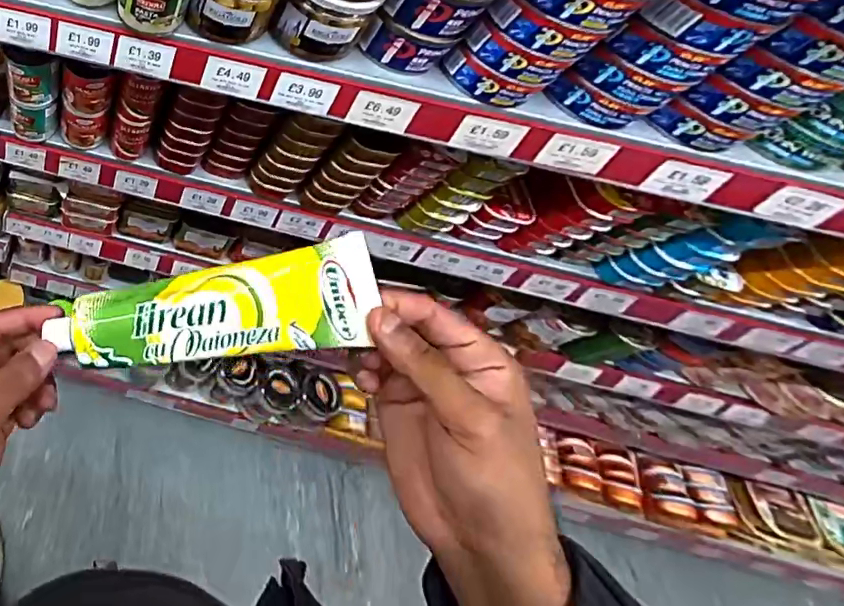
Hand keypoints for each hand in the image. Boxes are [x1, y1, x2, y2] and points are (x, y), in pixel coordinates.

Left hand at [0, 304, 63, 605]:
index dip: (25, 318)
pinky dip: (33, 403)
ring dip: (37, 383)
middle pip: (10, 347)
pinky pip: (21, 397)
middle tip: (63, 361)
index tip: (58, 316)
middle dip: (36, 354)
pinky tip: (33, 418)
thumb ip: (14, 382)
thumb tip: (46, 348)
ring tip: (45, 403)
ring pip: (20, 372)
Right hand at [354, 289, 567, 605]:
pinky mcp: (395, 404)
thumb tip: (381, 318)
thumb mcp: (470, 419)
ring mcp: (419, 385)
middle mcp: (446, 366)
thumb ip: (424, 366)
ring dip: (364, 344)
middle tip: (343, 317)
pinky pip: (371, 371)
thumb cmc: (499, 482)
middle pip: (403, 326)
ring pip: (383, 345)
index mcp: (479, 361)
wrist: (481, 544)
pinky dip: (360, 368)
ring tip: (353, 352)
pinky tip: (362, 378)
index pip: (434, 316)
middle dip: (374, 320)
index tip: (364, 298)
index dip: (400, 304)